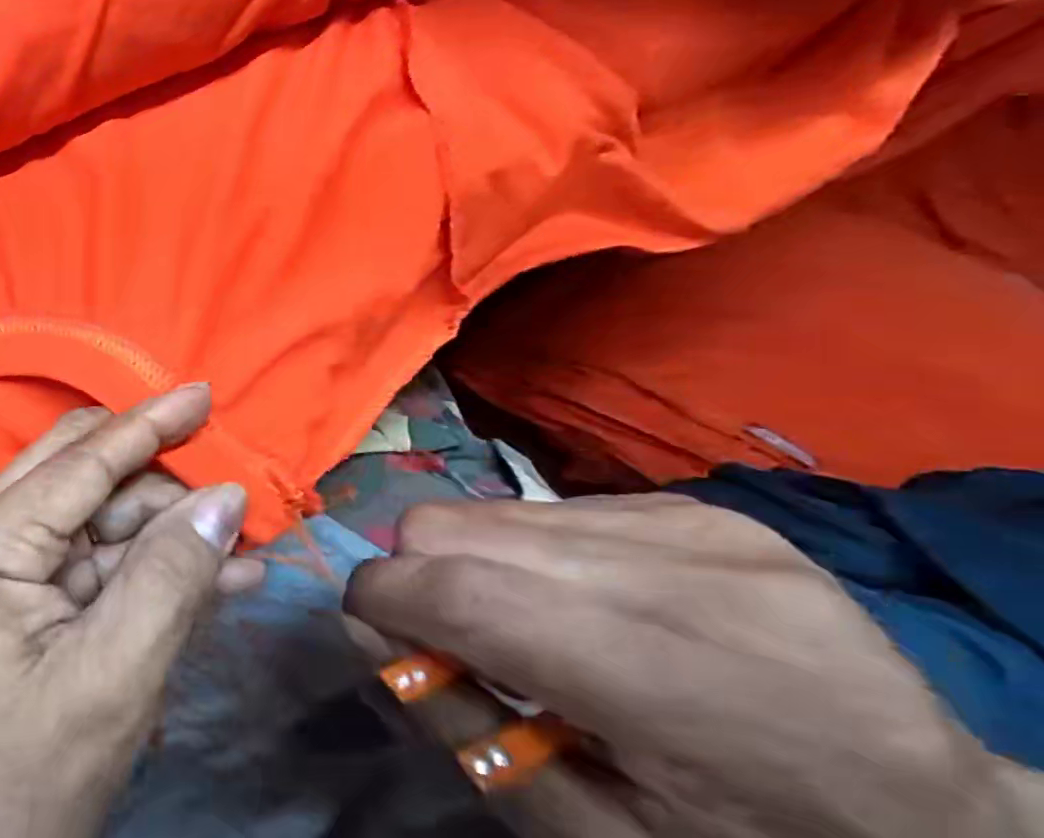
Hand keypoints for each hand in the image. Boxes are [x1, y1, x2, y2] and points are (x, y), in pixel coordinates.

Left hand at [0, 384, 265, 837]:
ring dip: (173, 523)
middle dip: (165, 478)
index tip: (203, 394)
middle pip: (91, 466)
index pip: (84, 460)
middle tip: (232, 497)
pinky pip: (108, 543)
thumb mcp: (117, 671)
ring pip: (108, 504)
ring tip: (242, 547)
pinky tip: (222, 571)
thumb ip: (173, 576)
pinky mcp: (37, 572)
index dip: (151, 425)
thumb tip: (225, 497)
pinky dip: (159, 554)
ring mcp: (11, 547)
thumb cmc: (42, 758)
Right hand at [343, 494, 1028, 837]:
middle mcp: (683, 573)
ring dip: (475, 562)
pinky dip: (534, 554)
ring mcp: (701, 525)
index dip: (380, 599)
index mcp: (676, 685)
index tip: (367, 628)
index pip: (462, 594)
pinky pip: (552, 508)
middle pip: (454, 528)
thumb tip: (360, 628)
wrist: (950, 825)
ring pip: (491, 509)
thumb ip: (464, 723)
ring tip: (530, 626)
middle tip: (456, 641)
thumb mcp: (599, 836)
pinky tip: (590, 606)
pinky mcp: (704, 506)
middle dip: (418, 577)